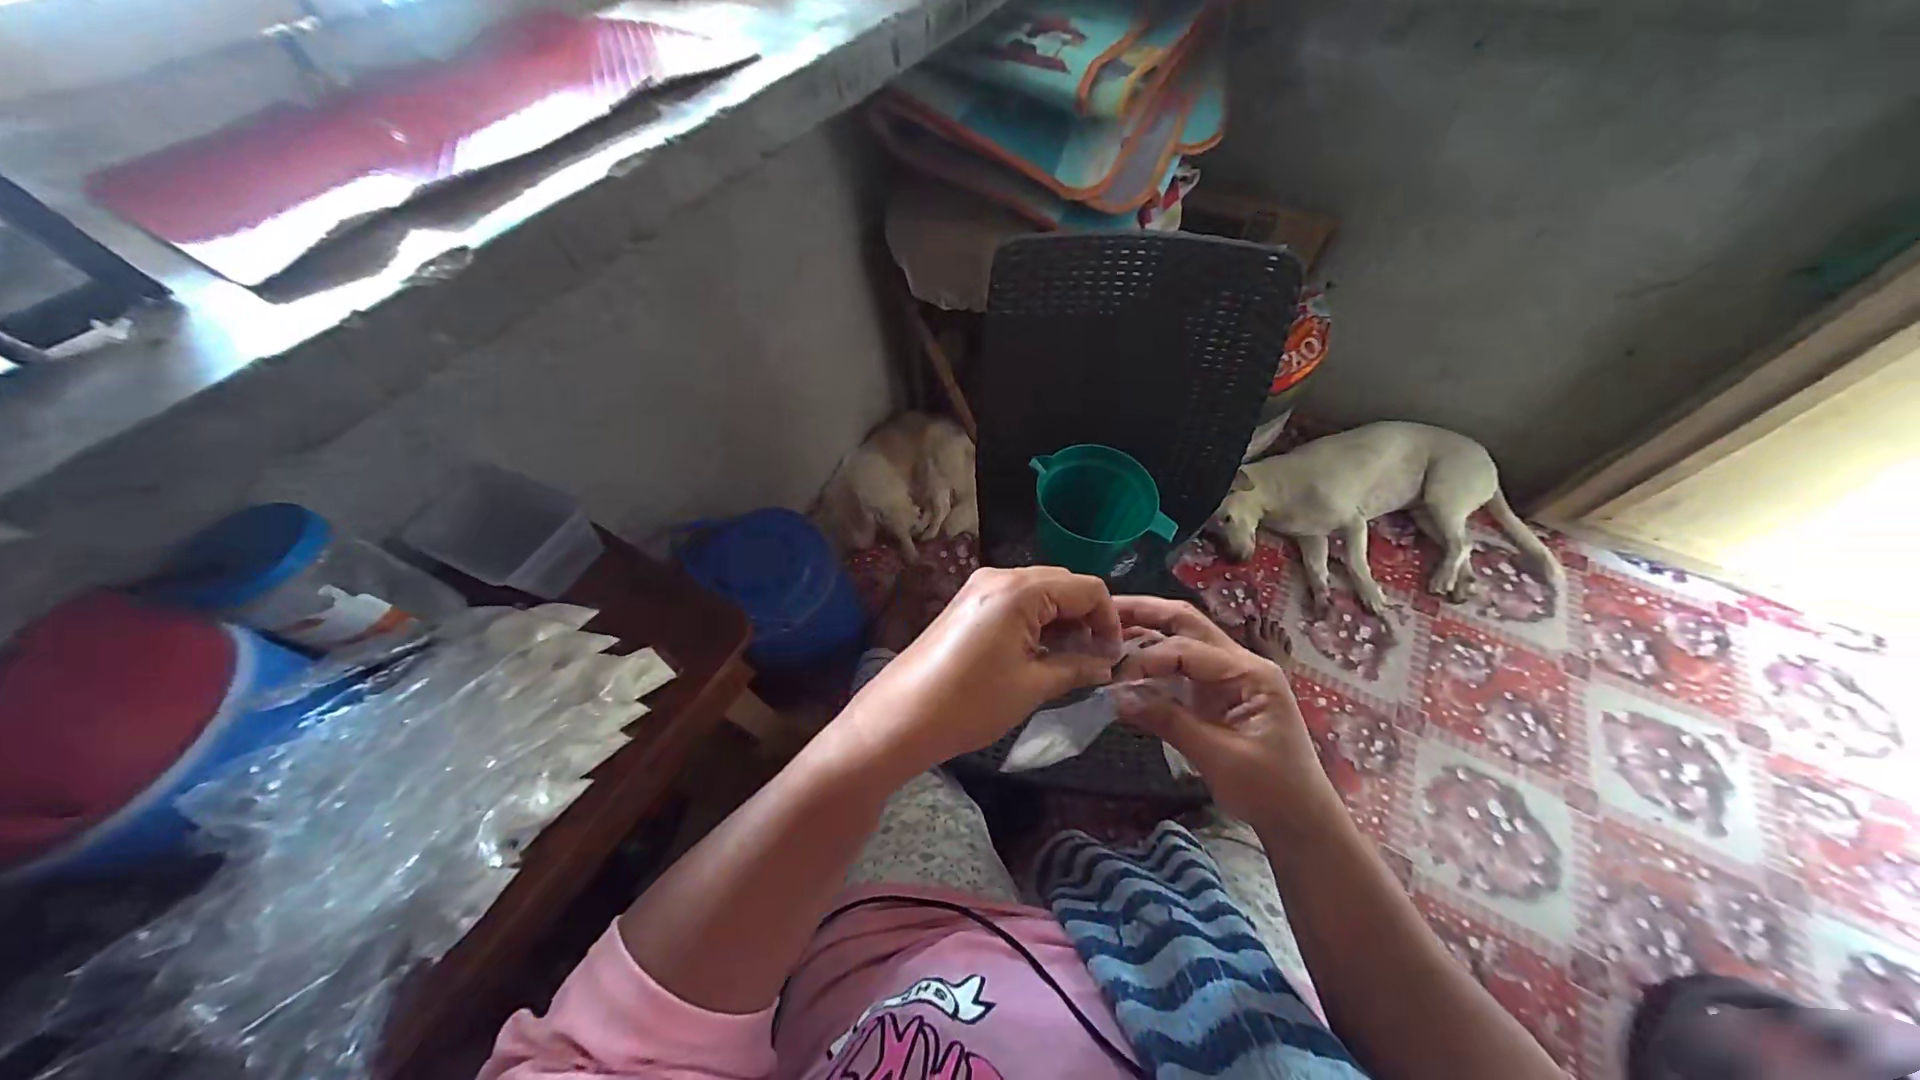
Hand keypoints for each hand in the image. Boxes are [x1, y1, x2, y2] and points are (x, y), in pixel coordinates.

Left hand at [841, 566, 1120, 778]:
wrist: (900, 717)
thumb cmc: (970, 703)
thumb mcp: (1032, 686)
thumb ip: (1076, 667)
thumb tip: (1105, 663)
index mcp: (1020, 590)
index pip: (1087, 588)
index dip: (1108, 620)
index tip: (1112, 656)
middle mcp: (999, 576)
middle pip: (1063, 584)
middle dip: (1085, 617)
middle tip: (1093, 659)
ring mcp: (979, 587)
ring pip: (1039, 592)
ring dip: (1061, 619)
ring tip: (1068, 660)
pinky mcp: (966, 603)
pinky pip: (1015, 601)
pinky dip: (1035, 620)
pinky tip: (1038, 652)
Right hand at [1110, 595, 1340, 828]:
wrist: (1299, 817)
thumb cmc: (1270, 788)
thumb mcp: (1218, 757)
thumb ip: (1169, 721)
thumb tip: (1117, 698)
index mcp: (1250, 673)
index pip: (1189, 649)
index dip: (1148, 658)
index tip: (1113, 676)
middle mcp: (1239, 663)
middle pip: (1187, 623)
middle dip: (1146, 612)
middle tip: (1104, 608)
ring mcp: (1226, 675)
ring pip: (1182, 636)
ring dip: (1146, 628)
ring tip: (1107, 625)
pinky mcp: (1213, 691)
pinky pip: (1179, 664)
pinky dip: (1151, 658)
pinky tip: (1125, 657)